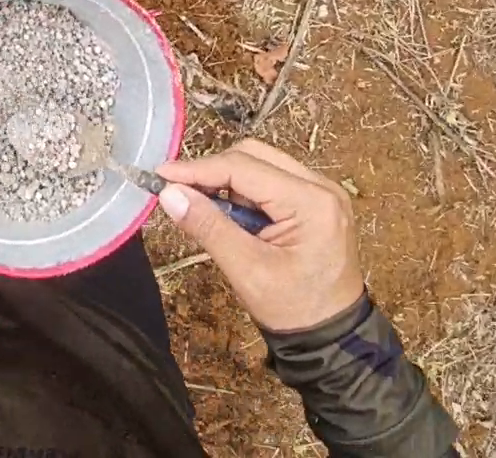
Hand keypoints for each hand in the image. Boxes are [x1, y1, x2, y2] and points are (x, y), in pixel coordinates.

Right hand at [156, 139, 366, 331]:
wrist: (333, 340)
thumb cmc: (293, 310)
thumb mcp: (247, 271)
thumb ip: (208, 227)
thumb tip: (169, 193)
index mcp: (311, 202)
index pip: (243, 168)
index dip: (198, 169)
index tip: (162, 175)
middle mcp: (321, 186)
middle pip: (253, 155)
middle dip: (213, 172)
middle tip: (182, 193)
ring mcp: (321, 191)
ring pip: (259, 163)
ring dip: (228, 182)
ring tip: (210, 211)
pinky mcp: (315, 199)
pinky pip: (270, 179)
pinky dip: (243, 191)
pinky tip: (233, 215)